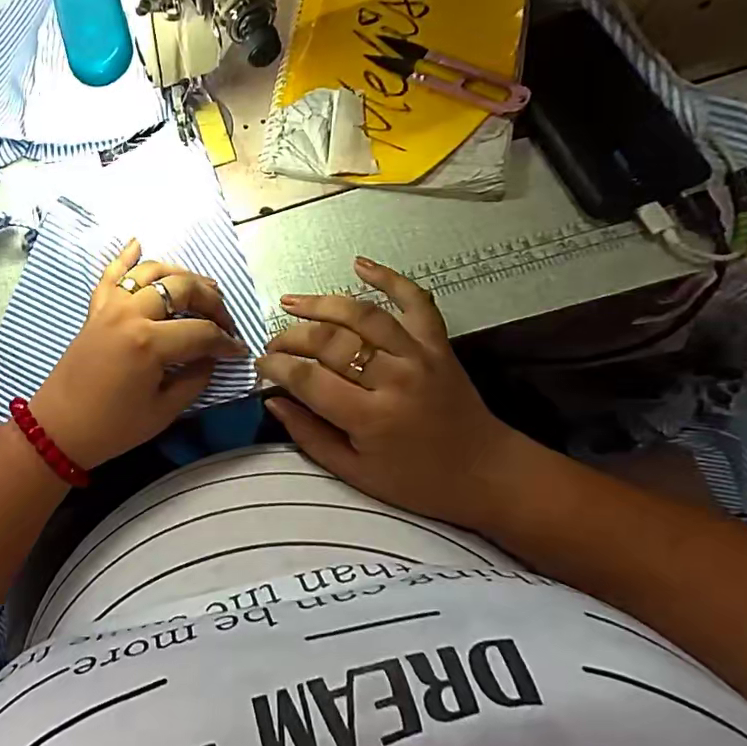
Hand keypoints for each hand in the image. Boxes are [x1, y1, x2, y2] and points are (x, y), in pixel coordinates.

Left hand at [29, 239, 248, 468]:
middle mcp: (130, 314)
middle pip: (182, 288)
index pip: (202, 331)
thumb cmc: (112, 427)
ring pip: (151, 272)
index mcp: (149, 342)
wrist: (58, 430)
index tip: (238, 351)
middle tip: (224, 321)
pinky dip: (124, 257)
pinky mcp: (95, 311)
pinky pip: (111, 275)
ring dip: (180, 274)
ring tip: (201, 287)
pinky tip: (137, 243)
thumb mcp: (164, 410)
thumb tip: (212, 357)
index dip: (226, 342)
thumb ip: (196, 378)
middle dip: (212, 301)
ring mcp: (110, 307)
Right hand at [256, 257, 524, 530]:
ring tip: (292, 302)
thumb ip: (310, 437)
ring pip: (363, 315)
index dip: (277, 367)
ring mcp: (420, 355)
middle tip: (273, 343)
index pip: (309, 379)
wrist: (485, 471)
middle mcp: (395, 379)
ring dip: (323, 303)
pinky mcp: (438, 343)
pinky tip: (360, 264)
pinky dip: (390, 278)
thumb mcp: (355, 473)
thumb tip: (274, 401)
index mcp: (371, 418)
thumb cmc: (416, 481)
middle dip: (292, 337)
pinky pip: (415, 301)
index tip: (260, 364)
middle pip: (331, 342)